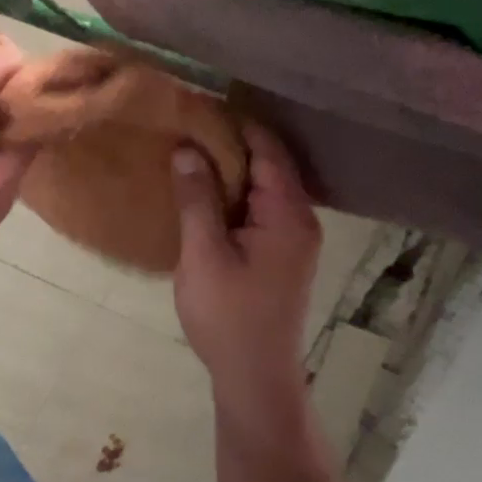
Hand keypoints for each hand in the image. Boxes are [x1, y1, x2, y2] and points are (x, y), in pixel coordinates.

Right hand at [171, 122, 321, 390]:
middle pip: (266, 162)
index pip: (267, 150)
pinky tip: (198, 185)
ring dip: (226, 165)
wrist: (254, 378)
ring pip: (260, 183)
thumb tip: (186, 148)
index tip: (195, 102)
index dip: (234, 122)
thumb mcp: (204, 253)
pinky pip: (256, 203)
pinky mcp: (277, 251)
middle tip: (182, 119)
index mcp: (288, 215)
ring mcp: (291, 236)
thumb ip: (197, 198)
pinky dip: (230, 189)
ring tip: (184, 145)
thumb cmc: (229, 315)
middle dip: (227, 140)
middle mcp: (299, 220)